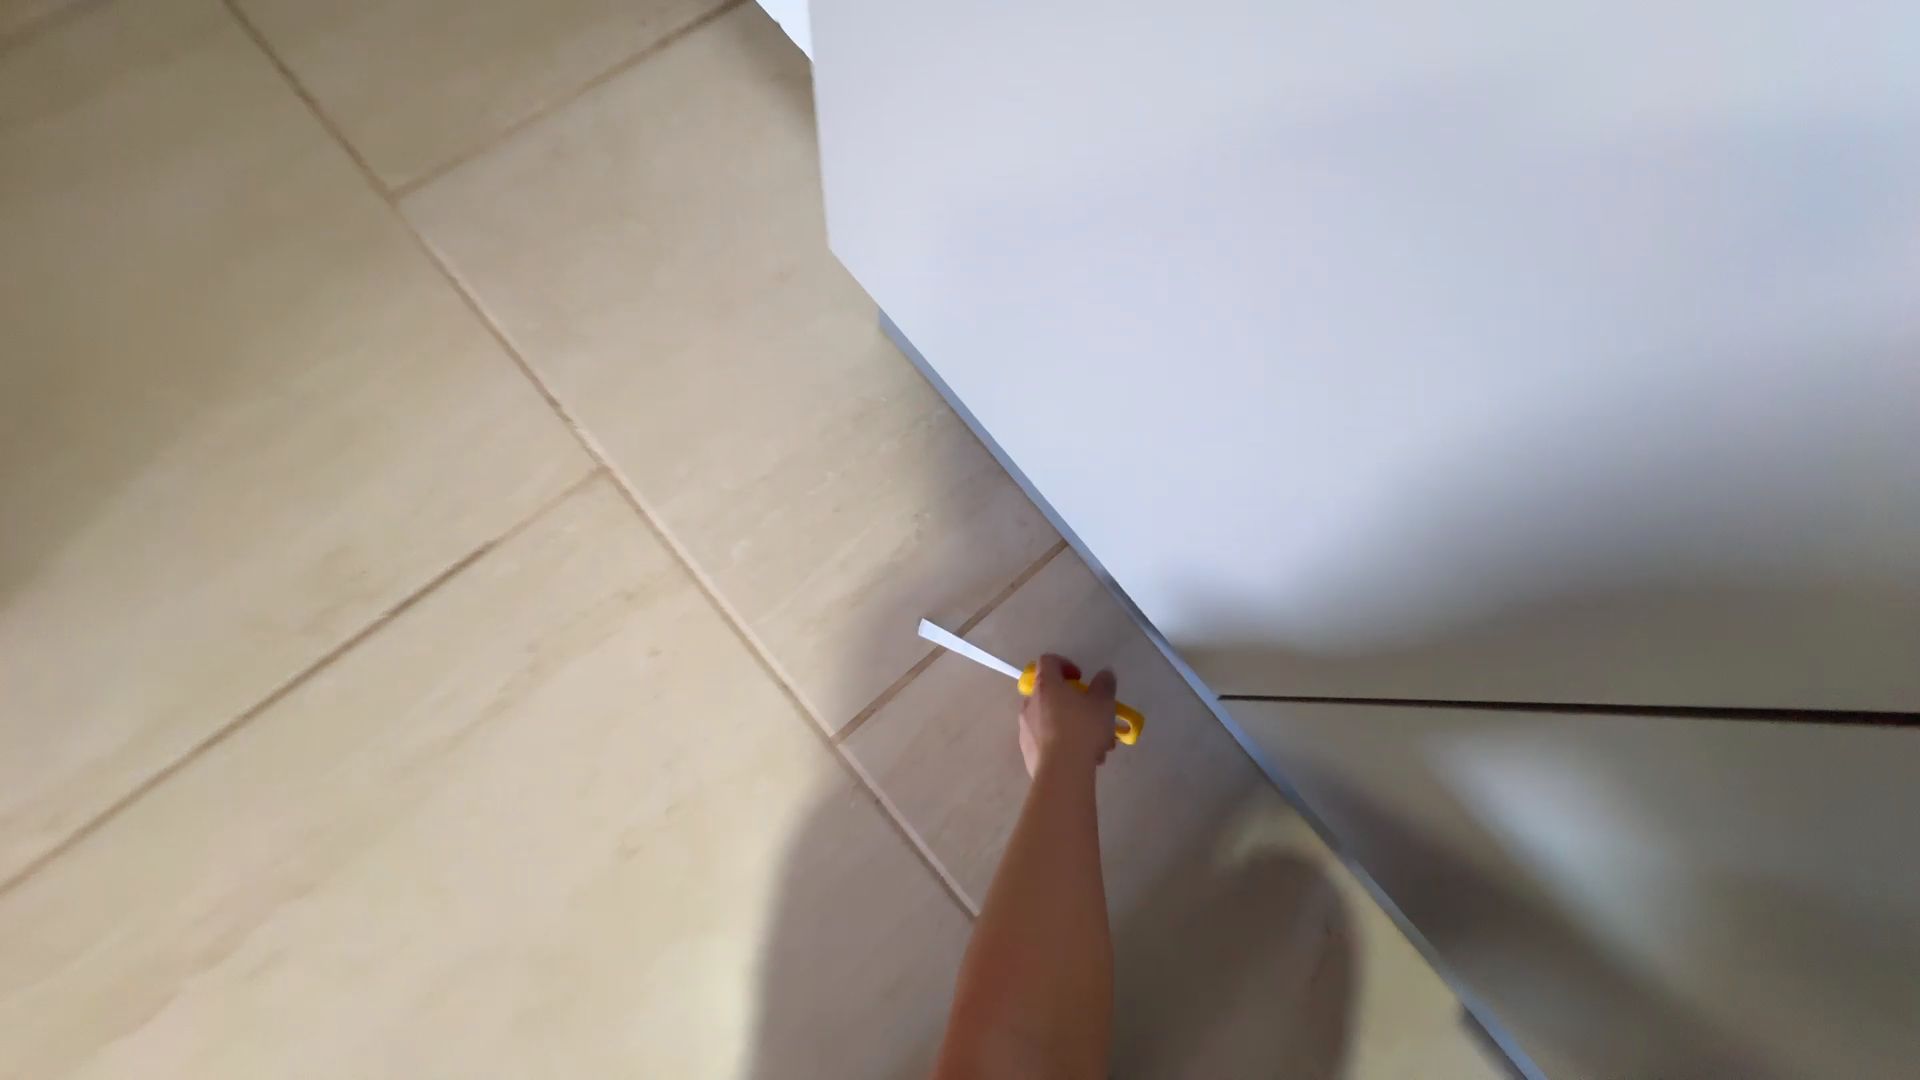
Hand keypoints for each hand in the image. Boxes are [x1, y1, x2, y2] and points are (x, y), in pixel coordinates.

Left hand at [1017, 654, 1118, 777]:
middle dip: (1073, 703)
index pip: (1048, 661)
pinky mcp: (1027, 751)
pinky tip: (1082, 758)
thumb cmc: (1083, 729)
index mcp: (1046, 685)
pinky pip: (1045, 740)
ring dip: (1070, 726)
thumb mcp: (1103, 704)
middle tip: (1093, 716)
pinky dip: (1061, 743)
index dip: (1064, 664)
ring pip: (1050, 720)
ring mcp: (1025, 727)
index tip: (1080, 678)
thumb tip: (1104, 674)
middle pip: (1050, 694)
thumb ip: (1104, 685)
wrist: (1062, 771)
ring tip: (1095, 745)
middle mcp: (1030, 703)